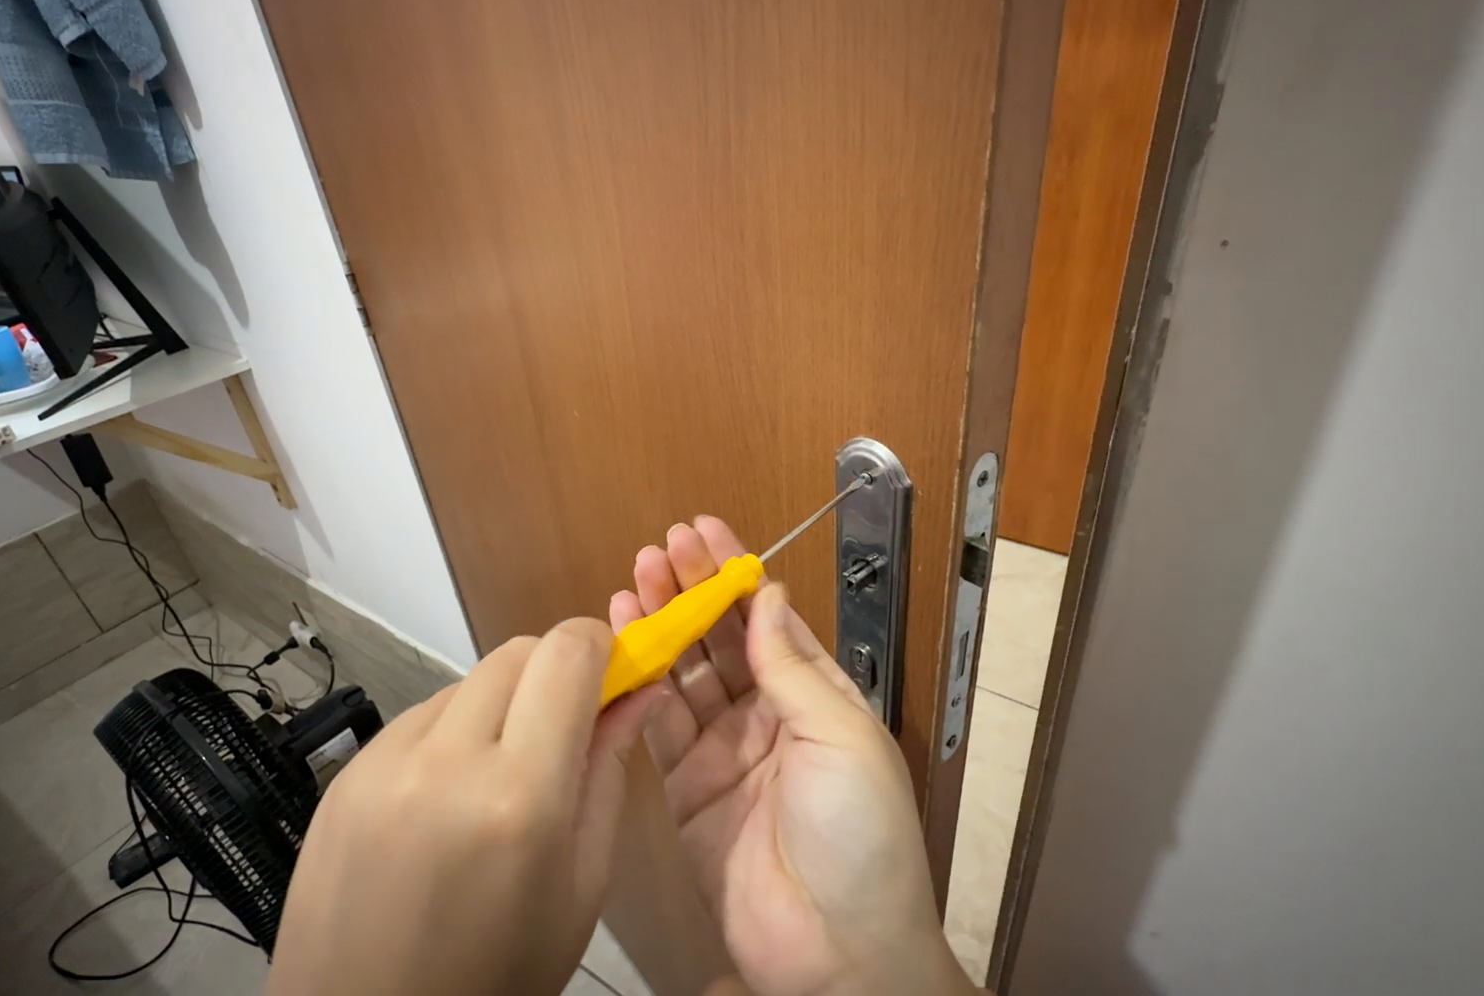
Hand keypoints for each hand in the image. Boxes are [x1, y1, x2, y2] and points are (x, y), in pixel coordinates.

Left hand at [267, 619, 667, 995]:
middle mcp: (446, 760)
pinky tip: (448, 794)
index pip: (567, 653)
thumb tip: (644, 689)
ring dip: (501, 702)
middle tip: (563, 727)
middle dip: (553, 672)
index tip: (612, 675)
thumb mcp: (583, 882)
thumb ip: (611, 771)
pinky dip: (452, 731)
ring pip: (469, 680)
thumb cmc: (501, 971)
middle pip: (517, 652)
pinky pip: (421, 715)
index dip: (599, 648)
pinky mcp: (347, 773)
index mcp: (521, 794)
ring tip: (498, 773)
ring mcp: (385, 763)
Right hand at [613, 519, 971, 995]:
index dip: (736, 573)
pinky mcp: (685, 786)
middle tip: (661, 546)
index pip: (768, 618)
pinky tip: (623, 638)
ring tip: (636, 576)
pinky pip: (659, 722)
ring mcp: (722, 749)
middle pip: (721, 637)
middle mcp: (767, 713)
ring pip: (685, 671)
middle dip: (693, 589)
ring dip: (662, 622)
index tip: (706, 532)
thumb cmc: (860, 834)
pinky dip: (640, 679)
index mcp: (815, 694)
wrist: (836, 952)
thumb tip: (766, 594)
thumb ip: (793, 666)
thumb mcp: (842, 735)